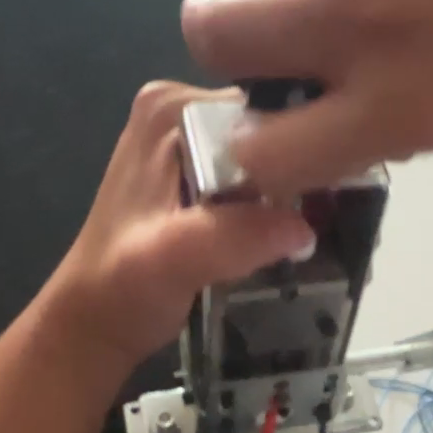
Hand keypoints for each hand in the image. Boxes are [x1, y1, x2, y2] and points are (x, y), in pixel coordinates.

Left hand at [40, 82, 315, 375]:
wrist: (96, 324)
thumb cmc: (123, 290)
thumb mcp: (173, 259)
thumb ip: (231, 237)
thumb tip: (304, 227)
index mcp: (170, 107)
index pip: (268, 107)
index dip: (306, 148)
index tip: (336, 194)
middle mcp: (181, 107)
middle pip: (275, 127)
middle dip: (306, 170)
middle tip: (333, 217)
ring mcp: (190, 138)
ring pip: (274, 153)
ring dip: (299, 191)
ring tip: (321, 225)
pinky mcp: (201, 170)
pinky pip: (262, 174)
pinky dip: (283, 202)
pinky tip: (298, 228)